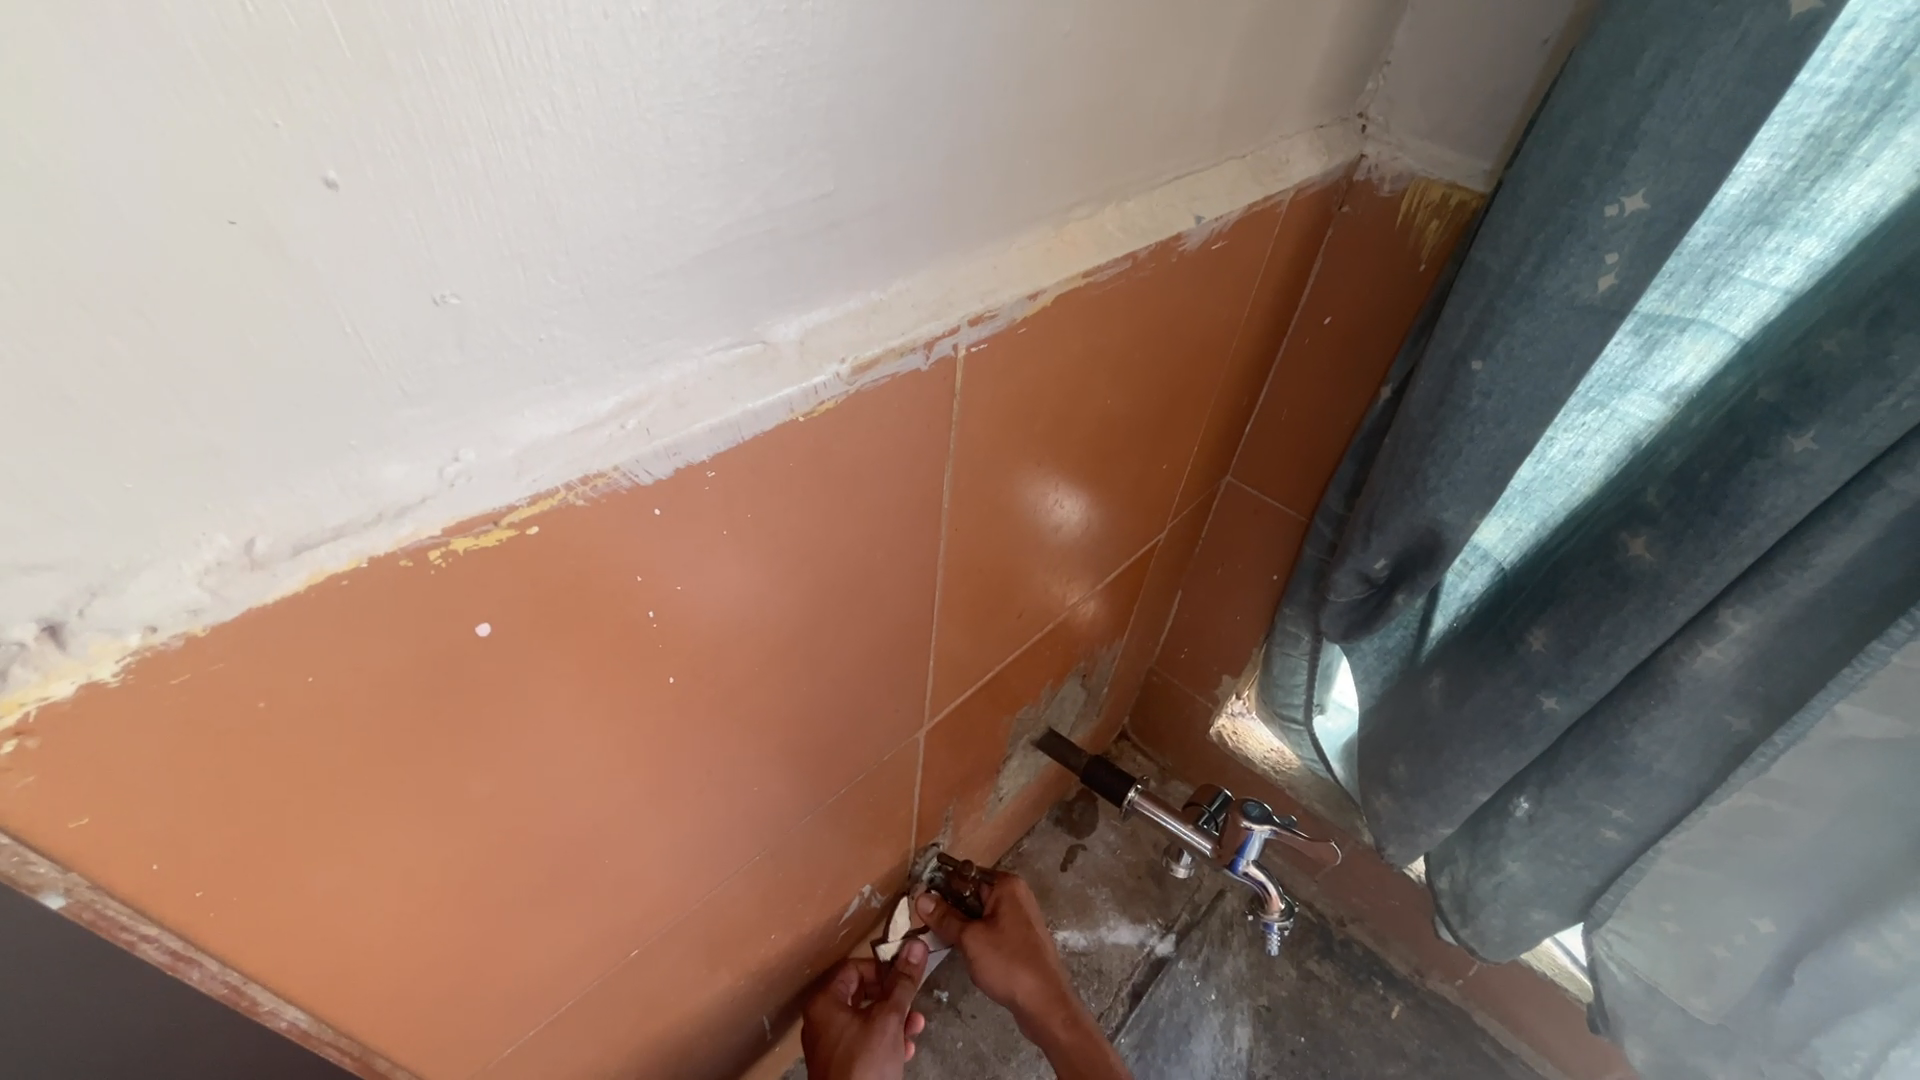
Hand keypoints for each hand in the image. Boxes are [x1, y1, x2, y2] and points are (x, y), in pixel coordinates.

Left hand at [800, 939, 929, 1079]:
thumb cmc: (865, 1064)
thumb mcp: (889, 1018)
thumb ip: (903, 981)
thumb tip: (916, 945)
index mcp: (825, 1002)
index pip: (855, 968)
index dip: (882, 968)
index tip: (905, 974)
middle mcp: (823, 1020)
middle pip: (862, 993)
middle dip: (893, 998)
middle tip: (914, 1001)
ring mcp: (830, 1046)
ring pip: (867, 1020)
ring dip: (895, 1020)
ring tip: (916, 1027)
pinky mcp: (841, 1067)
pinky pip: (865, 1043)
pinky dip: (886, 1042)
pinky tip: (905, 1050)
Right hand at [914, 873, 1074, 1029]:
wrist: (1045, 1003)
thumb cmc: (1008, 963)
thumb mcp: (970, 939)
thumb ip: (945, 917)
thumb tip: (921, 898)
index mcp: (1006, 884)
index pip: (965, 874)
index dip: (941, 887)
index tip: (920, 901)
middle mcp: (1015, 894)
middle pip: (972, 894)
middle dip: (951, 909)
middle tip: (927, 926)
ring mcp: (1020, 917)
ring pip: (980, 914)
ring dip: (962, 926)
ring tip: (942, 941)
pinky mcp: (1021, 938)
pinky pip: (991, 929)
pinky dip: (976, 937)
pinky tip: (965, 953)